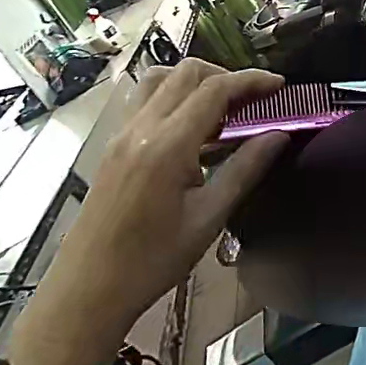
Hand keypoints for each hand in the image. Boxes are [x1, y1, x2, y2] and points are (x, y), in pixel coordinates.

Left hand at [9, 59, 287, 364]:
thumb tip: (280, 134)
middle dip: (226, 75)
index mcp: (167, 146)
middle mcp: (141, 128)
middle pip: (187, 72)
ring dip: (196, 81)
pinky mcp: (113, 144)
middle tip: (252, 100)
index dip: (251, 80)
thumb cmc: (152, 261)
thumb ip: (246, 168)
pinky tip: (193, 128)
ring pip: (161, 77)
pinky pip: (146, 99)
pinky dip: (175, 95)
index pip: (214, 89)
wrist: (86, 292)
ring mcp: (122, 134)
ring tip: (222, 109)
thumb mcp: (209, 217)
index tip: (279, 85)